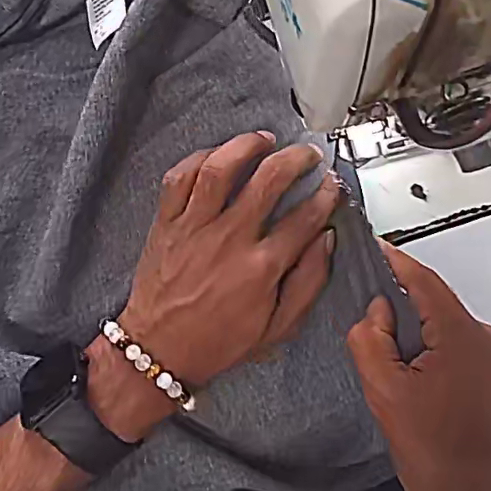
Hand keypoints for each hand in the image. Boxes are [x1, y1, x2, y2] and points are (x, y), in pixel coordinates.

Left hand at [118, 131, 340, 386]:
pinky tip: (216, 155)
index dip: (325, 195)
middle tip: (306, 155)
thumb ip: (308, 282)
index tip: (331, 186)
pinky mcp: (167, 224)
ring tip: (264, 140)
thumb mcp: (277, 328)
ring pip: (221, 168)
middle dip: (296, 159)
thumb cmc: (216, 341)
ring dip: (246, 146)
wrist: (159, 350)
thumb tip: (326, 242)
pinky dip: (199, 159)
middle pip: (269, 180)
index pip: (305, 217)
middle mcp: (228, 240)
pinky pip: (180, 178)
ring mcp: (194, 228)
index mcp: (260, 268)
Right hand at [346, 242, 490, 490]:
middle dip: (404, 314)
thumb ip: (370, 339)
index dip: (395, 261)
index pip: (424, 281)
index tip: (377, 248)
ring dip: (423, 340)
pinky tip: (426, 391)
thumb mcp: (384, 395)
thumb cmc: (442, 465)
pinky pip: (466, 350)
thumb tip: (376, 312)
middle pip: (436, 306)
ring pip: (450, 330)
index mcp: (465, 340)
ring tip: (404, 381)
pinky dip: (441, 356)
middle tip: (376, 337)